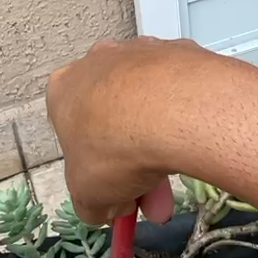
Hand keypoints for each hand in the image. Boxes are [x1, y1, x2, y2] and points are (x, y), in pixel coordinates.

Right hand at [45, 36, 226, 223]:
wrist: (174, 107)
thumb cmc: (115, 148)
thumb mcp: (89, 196)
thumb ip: (92, 203)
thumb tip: (109, 207)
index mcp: (63, 88)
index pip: (73, 133)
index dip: (94, 169)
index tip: (118, 193)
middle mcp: (97, 61)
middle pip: (113, 120)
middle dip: (132, 163)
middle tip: (155, 199)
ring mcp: (138, 51)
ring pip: (146, 105)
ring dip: (159, 142)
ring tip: (181, 177)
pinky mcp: (176, 50)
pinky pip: (176, 89)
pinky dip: (182, 114)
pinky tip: (193, 139)